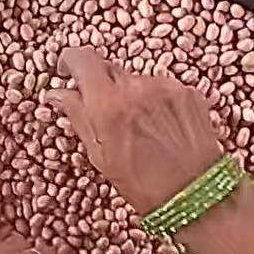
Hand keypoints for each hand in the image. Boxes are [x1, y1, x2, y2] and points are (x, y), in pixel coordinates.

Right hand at [48, 47, 228, 213]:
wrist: (194, 194)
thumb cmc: (143, 183)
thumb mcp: (99, 154)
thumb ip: (78, 116)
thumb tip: (58, 94)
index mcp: (108, 104)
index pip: (82, 59)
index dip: (71, 61)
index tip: (68, 70)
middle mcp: (137, 88)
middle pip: (109, 68)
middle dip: (101, 86)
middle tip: (105, 114)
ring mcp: (166, 87)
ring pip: (136, 80)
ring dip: (132, 96)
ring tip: (139, 129)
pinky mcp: (188, 92)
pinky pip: (162, 88)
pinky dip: (156, 102)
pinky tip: (160, 128)